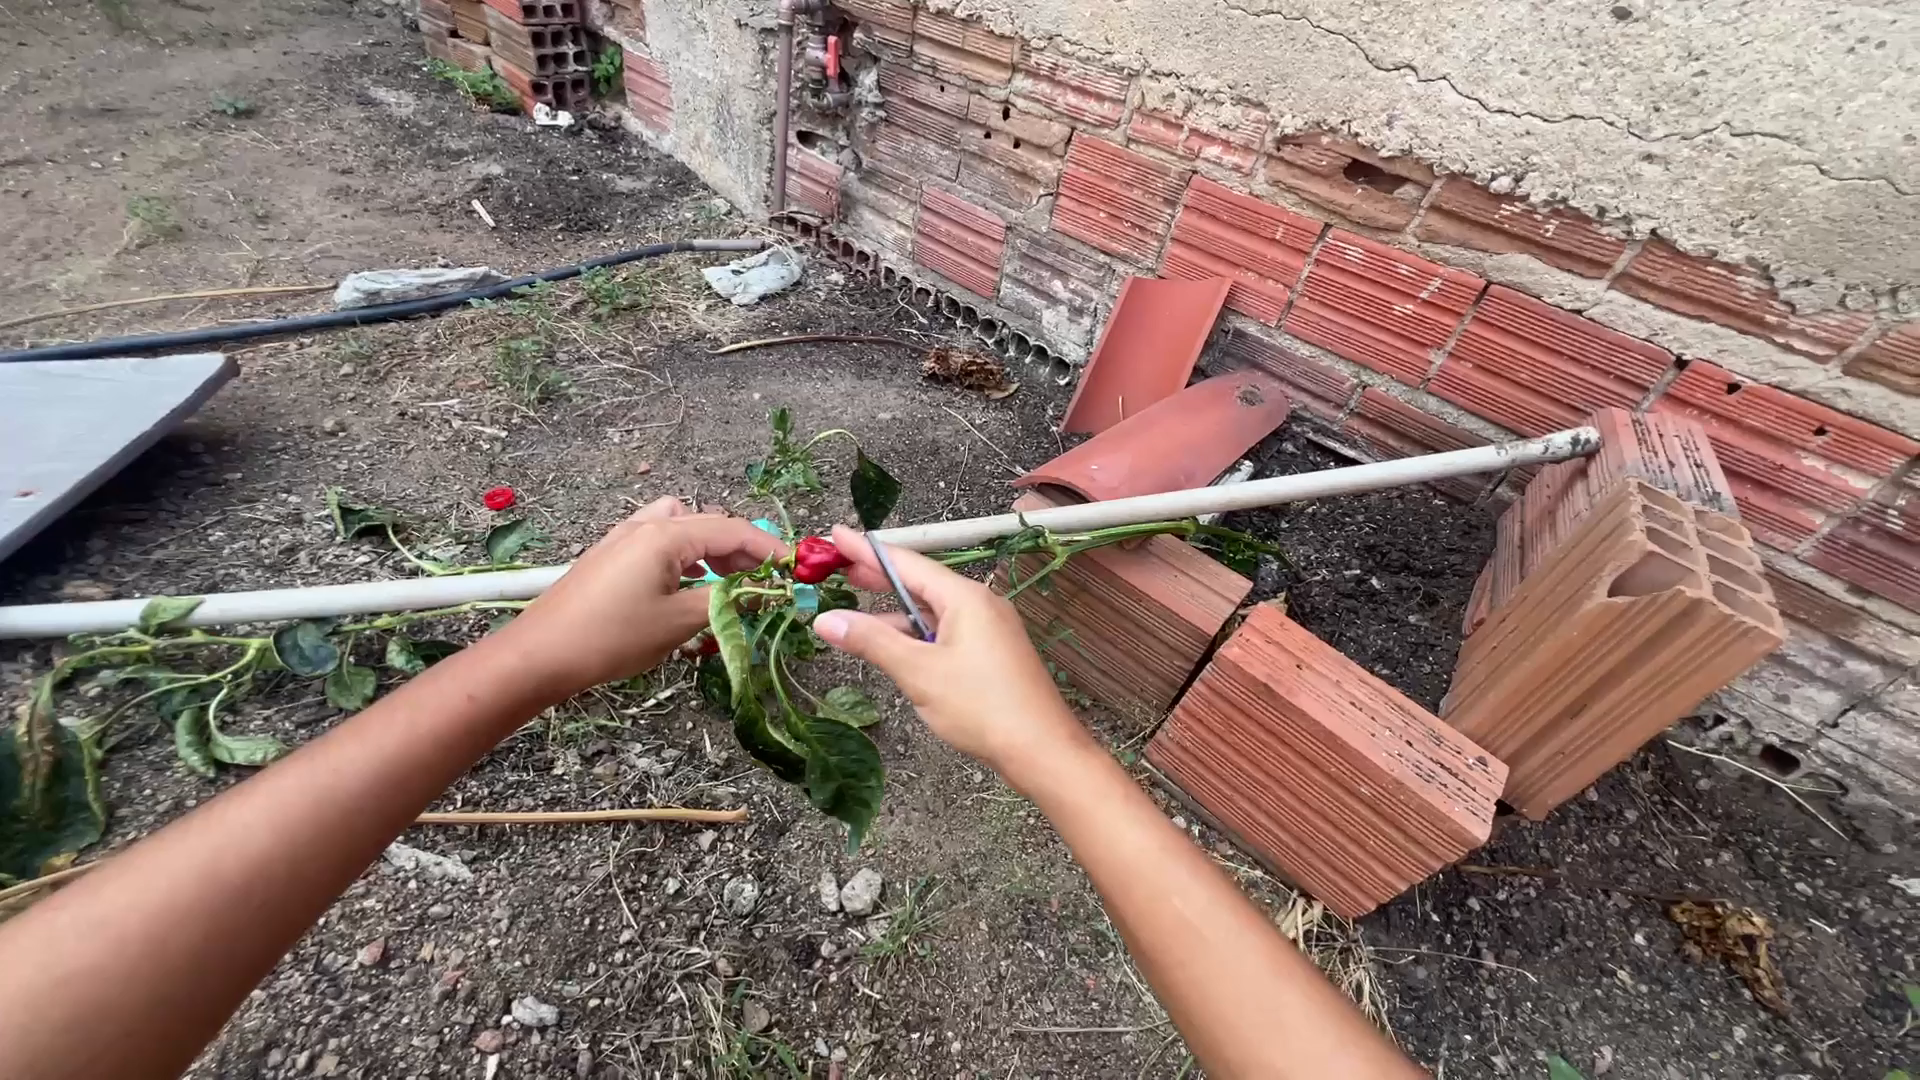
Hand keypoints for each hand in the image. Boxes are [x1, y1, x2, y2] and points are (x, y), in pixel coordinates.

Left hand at [495, 498, 785, 697]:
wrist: (537, 657)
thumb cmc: (611, 638)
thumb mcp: (680, 622)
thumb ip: (728, 602)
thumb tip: (765, 594)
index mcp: (665, 535)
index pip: (733, 530)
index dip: (770, 548)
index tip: (795, 568)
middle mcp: (646, 526)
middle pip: (711, 524)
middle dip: (745, 549)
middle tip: (768, 579)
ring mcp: (625, 538)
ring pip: (685, 527)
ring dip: (714, 548)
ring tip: (732, 580)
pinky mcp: (612, 556)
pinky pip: (662, 541)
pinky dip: (688, 554)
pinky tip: (691, 583)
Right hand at [811, 526, 1090, 781]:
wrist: (1041, 749)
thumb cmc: (982, 706)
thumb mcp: (918, 672)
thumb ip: (872, 641)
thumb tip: (827, 619)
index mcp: (965, 597)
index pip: (906, 563)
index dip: (867, 550)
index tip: (836, 535)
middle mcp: (980, 604)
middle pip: (920, 583)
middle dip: (879, 577)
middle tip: (840, 569)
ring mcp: (989, 628)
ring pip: (933, 611)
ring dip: (896, 613)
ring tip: (858, 615)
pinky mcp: (992, 653)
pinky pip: (947, 632)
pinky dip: (917, 635)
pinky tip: (896, 647)